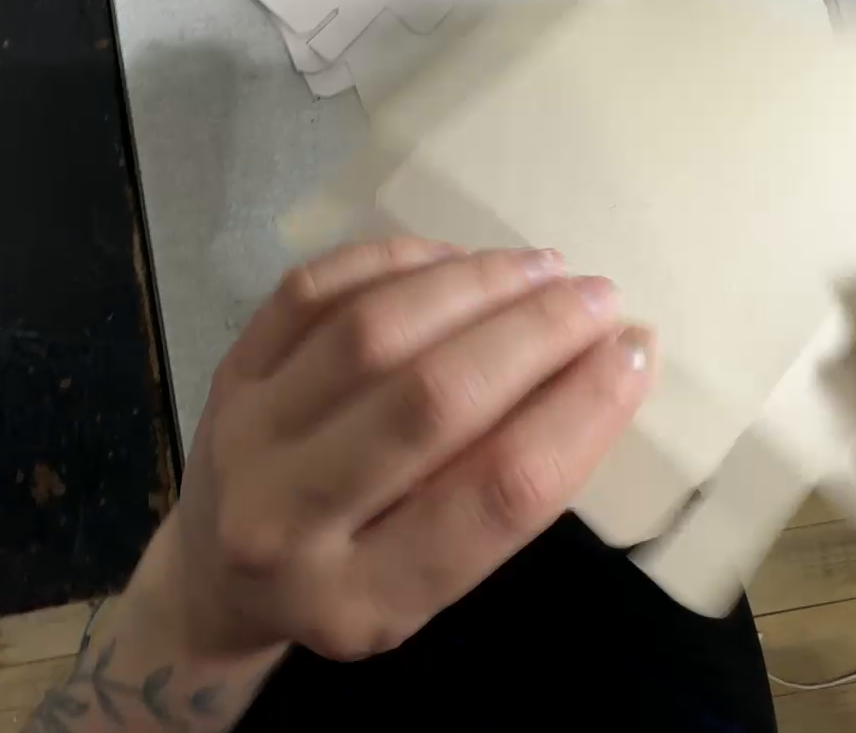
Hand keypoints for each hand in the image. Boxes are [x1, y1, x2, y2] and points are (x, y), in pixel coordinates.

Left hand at [134, 239, 653, 662]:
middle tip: (596, 295)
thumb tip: (594, 365)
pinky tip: (452, 257)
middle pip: (431, 400)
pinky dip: (394, 259)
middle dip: (532, 333)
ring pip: (372, 331)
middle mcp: (290, 518)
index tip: (635, 351)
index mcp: (366, 599)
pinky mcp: (229, 367)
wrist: (220, 570)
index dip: (580, 413)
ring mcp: (247, 431)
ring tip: (538, 266)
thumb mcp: (428, 576)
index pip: (494, 495)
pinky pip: (313, 288)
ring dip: (471, 284)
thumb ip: (497, 487)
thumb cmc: (349, 575)